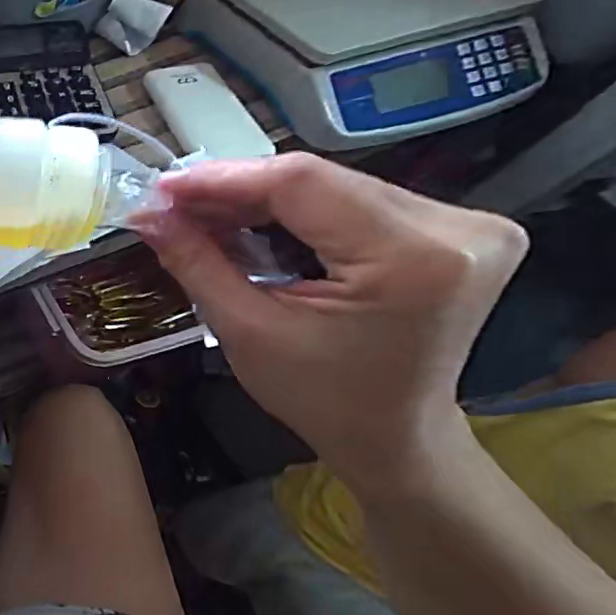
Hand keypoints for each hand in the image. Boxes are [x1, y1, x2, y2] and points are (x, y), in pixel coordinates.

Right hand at [138, 153, 526, 475]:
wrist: (394, 435)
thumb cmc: (320, 398)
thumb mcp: (247, 331)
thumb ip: (197, 263)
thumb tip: (148, 214)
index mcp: (413, 259)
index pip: (303, 184)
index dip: (224, 179)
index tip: (165, 187)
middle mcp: (457, 227)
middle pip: (320, 179)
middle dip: (237, 189)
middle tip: (175, 202)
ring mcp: (467, 223)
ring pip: (334, 184)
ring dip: (263, 196)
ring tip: (203, 212)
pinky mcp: (458, 226)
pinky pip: (354, 199)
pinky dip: (297, 208)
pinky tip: (252, 219)